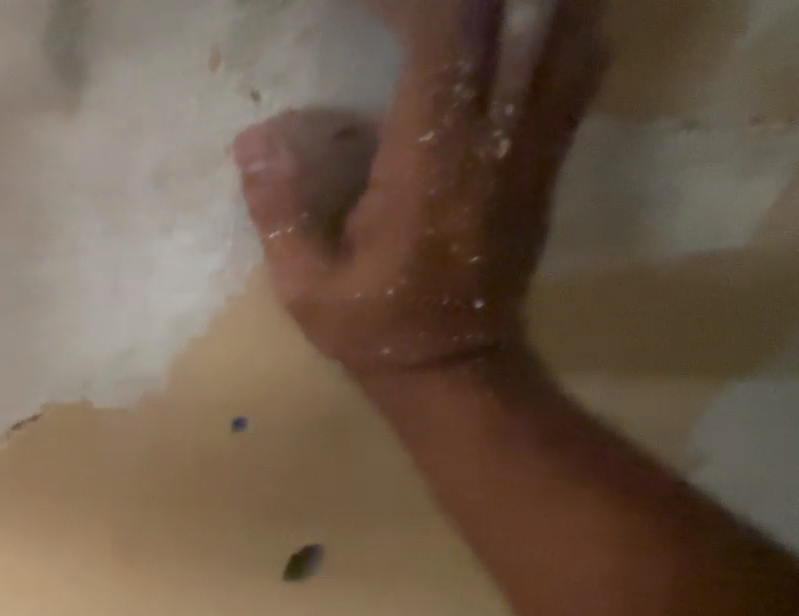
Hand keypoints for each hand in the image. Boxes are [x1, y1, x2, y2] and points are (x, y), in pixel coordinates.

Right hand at [234, 0, 607, 378]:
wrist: (451, 365)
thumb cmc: (368, 327)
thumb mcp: (302, 284)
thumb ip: (277, 209)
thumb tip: (252, 139)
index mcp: (428, 168)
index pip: (441, 45)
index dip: (407, 5)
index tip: (363, 5)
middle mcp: (494, 143)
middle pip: (507, 24)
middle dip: (453, 6)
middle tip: (400, 12)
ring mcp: (533, 147)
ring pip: (564, 33)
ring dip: (520, 11)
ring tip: (465, 19)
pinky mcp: (548, 158)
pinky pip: (578, 68)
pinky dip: (559, 31)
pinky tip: (523, 33)